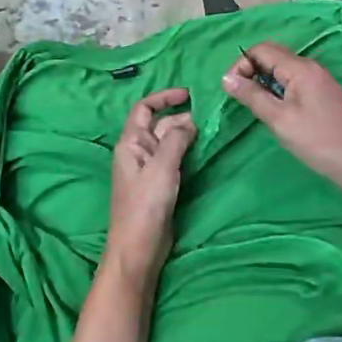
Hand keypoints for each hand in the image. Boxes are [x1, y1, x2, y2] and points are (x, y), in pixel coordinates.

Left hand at [106, 88, 195, 276]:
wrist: (139, 247)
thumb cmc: (146, 204)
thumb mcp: (162, 166)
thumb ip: (176, 139)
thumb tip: (190, 121)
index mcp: (131, 142)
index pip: (144, 108)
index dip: (164, 97)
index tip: (189, 95)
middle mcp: (138, 151)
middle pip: (160, 124)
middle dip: (182, 118)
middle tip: (209, 118)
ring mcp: (149, 168)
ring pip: (169, 142)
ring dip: (186, 134)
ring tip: (210, 131)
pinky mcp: (160, 184)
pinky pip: (174, 159)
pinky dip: (187, 151)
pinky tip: (203, 152)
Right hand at [222, 42, 341, 193]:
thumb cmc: (316, 140)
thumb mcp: (279, 119)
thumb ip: (252, 96)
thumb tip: (226, 78)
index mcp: (300, 68)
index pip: (261, 49)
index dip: (241, 64)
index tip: (232, 89)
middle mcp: (310, 66)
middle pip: (272, 55)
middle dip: (251, 70)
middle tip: (242, 96)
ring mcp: (317, 78)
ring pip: (282, 68)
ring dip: (264, 80)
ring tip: (256, 104)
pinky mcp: (320, 92)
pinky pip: (292, 79)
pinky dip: (277, 88)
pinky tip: (275, 108)